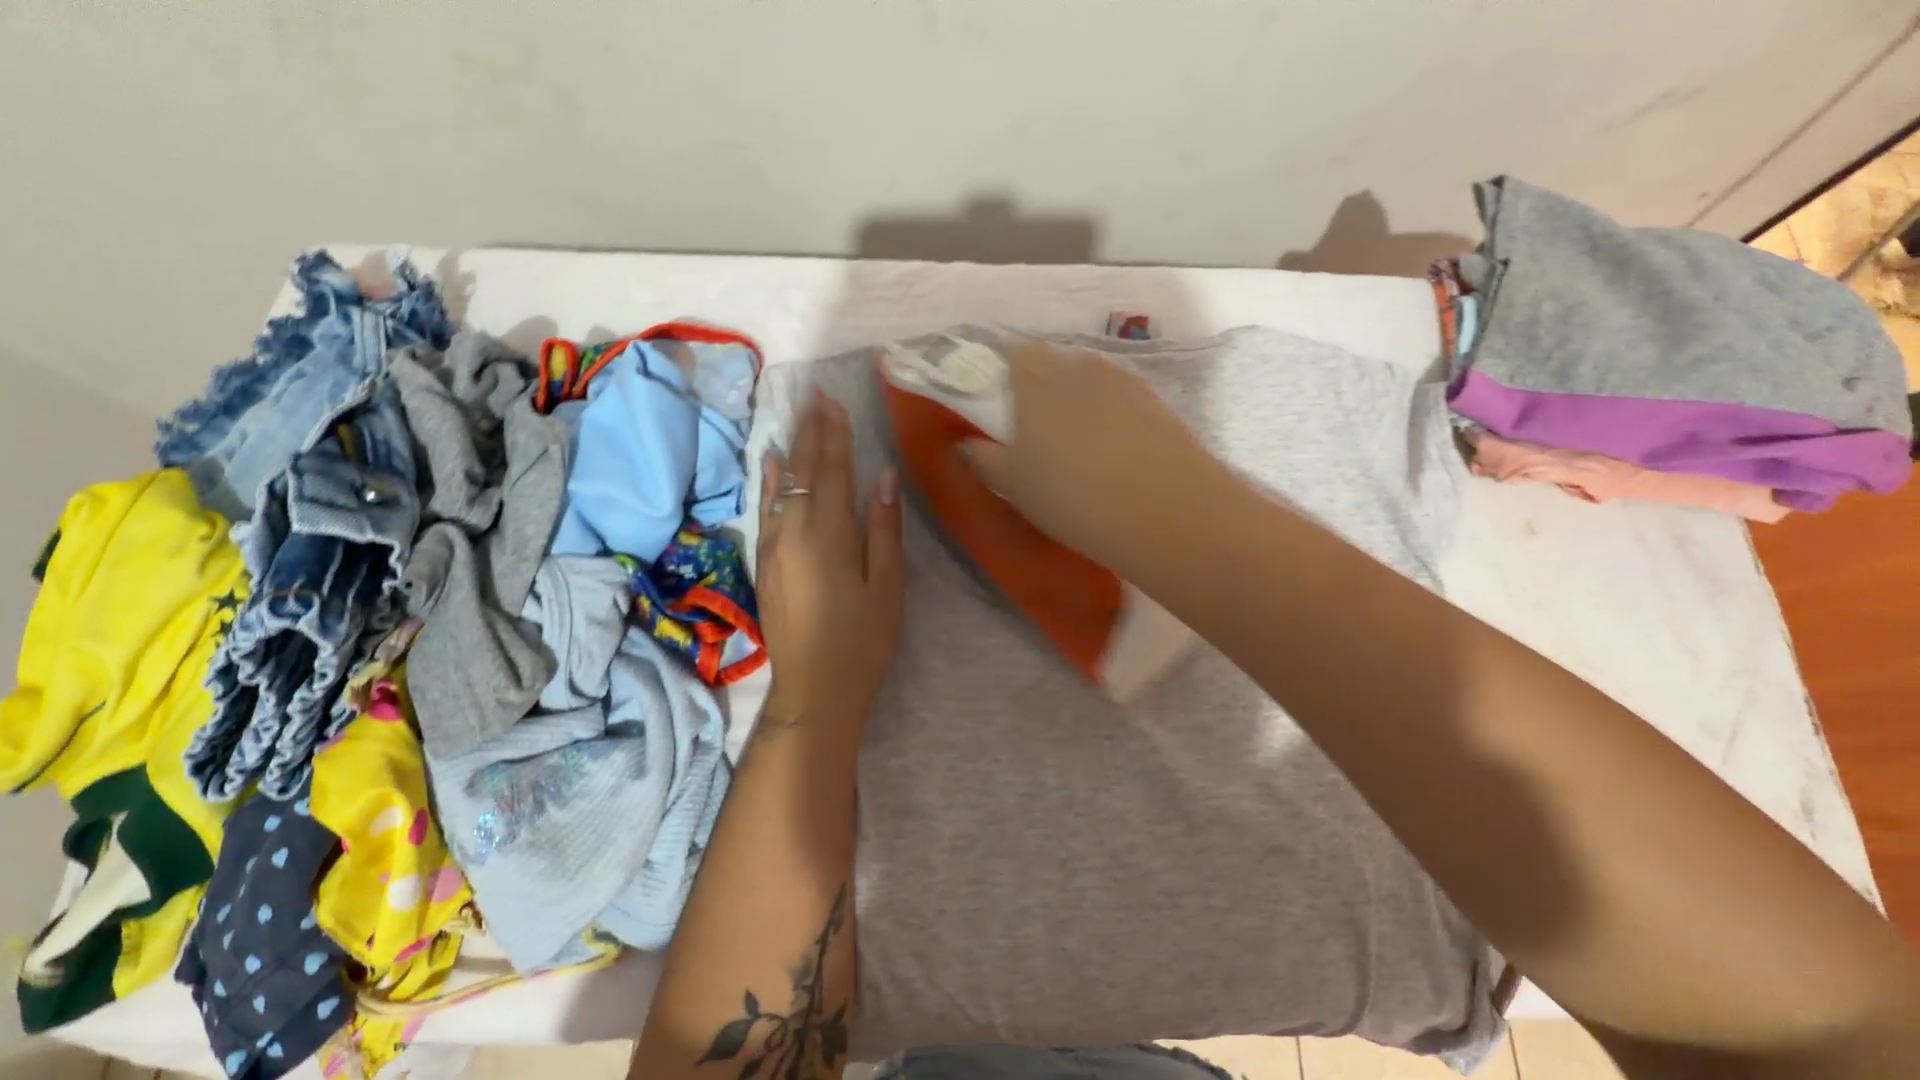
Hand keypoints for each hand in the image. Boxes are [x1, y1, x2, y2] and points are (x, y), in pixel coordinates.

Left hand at [755, 391, 904, 732]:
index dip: (835, 434)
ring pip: (783, 485)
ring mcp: (774, 545)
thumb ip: (883, 528)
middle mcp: (794, 530)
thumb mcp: (886, 585)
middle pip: (805, 471)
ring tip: (799, 415)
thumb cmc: (862, 640)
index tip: (833, 401)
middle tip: (815, 394)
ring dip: (794, 448)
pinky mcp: (765, 562)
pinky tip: (773, 462)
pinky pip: (766, 508)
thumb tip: (883, 476)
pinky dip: (770, 481)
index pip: (833, 471)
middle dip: (812, 431)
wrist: (814, 688)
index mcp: (829, 534)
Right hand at [961, 343, 1224, 570]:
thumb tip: (969, 441)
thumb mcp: (1013, 485)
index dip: (1002, 376)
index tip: (998, 408)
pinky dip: (1111, 418)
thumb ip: (983, 457)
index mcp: (1034, 378)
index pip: (1011, 354)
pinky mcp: (1156, 402)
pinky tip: (1114, 454)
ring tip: (1078, 447)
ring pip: (1089, 382)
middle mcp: (1078, 367)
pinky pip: (1120, 401)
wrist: (1166, 510)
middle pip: (1052, 365)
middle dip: (1040, 389)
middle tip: (1035, 433)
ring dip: (1078, 403)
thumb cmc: (1072, 496)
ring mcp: (1122, 381)